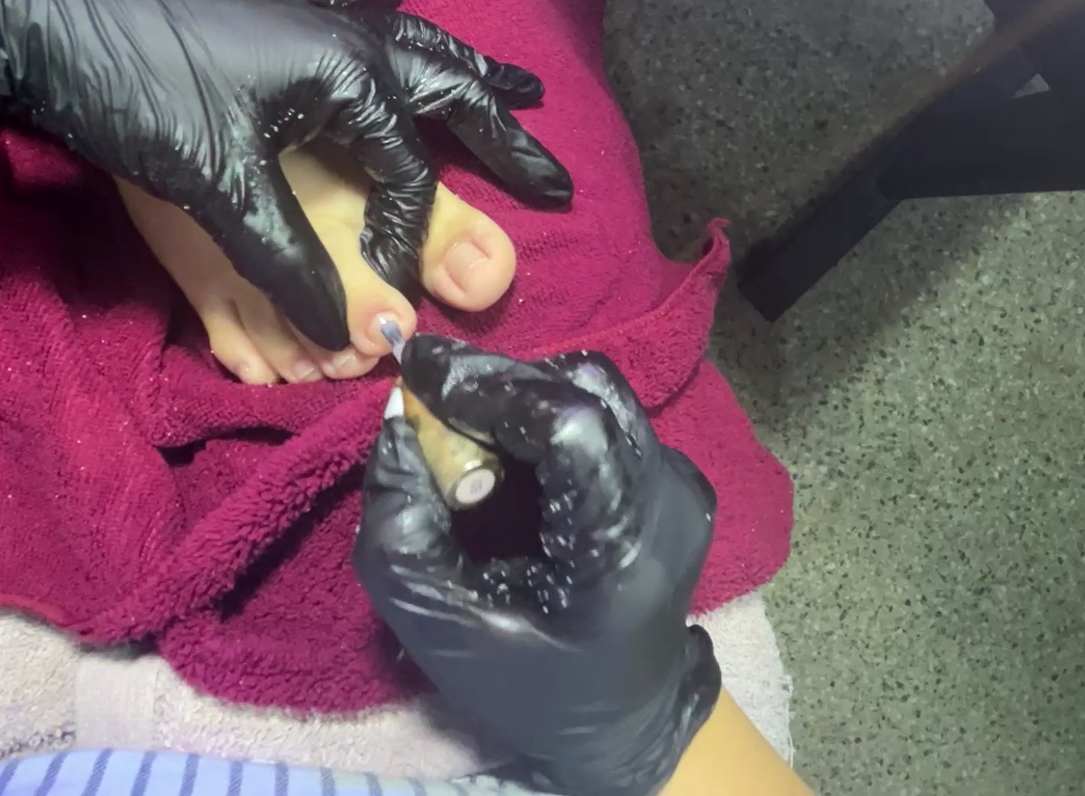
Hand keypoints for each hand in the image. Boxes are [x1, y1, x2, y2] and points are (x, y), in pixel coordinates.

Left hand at [0, 0, 567, 350]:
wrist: (33, 5)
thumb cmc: (134, 86)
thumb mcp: (218, 185)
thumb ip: (293, 265)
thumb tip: (364, 336)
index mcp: (352, 75)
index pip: (411, 175)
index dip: (409, 243)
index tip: (393, 296)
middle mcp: (354, 43)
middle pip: (457, 93)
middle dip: (510, 140)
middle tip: (556, 181)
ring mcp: (321, 23)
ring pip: (424, 46)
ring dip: (474, 74)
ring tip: (521, 89)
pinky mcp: (287, 22)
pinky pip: (370, 15)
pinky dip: (403, 16)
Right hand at [354, 336, 720, 795]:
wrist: (630, 715)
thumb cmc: (530, 685)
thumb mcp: (437, 623)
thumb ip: (400, 522)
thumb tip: (401, 415)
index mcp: (621, 545)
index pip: (571, 422)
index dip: (492, 384)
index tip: (421, 368)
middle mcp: (668, 496)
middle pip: (586, 389)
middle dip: (498, 382)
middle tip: (435, 393)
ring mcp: (683, 480)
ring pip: (598, 392)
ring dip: (525, 395)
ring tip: (475, 429)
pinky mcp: (681, 475)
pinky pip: (609, 415)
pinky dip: (552, 416)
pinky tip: (522, 456)